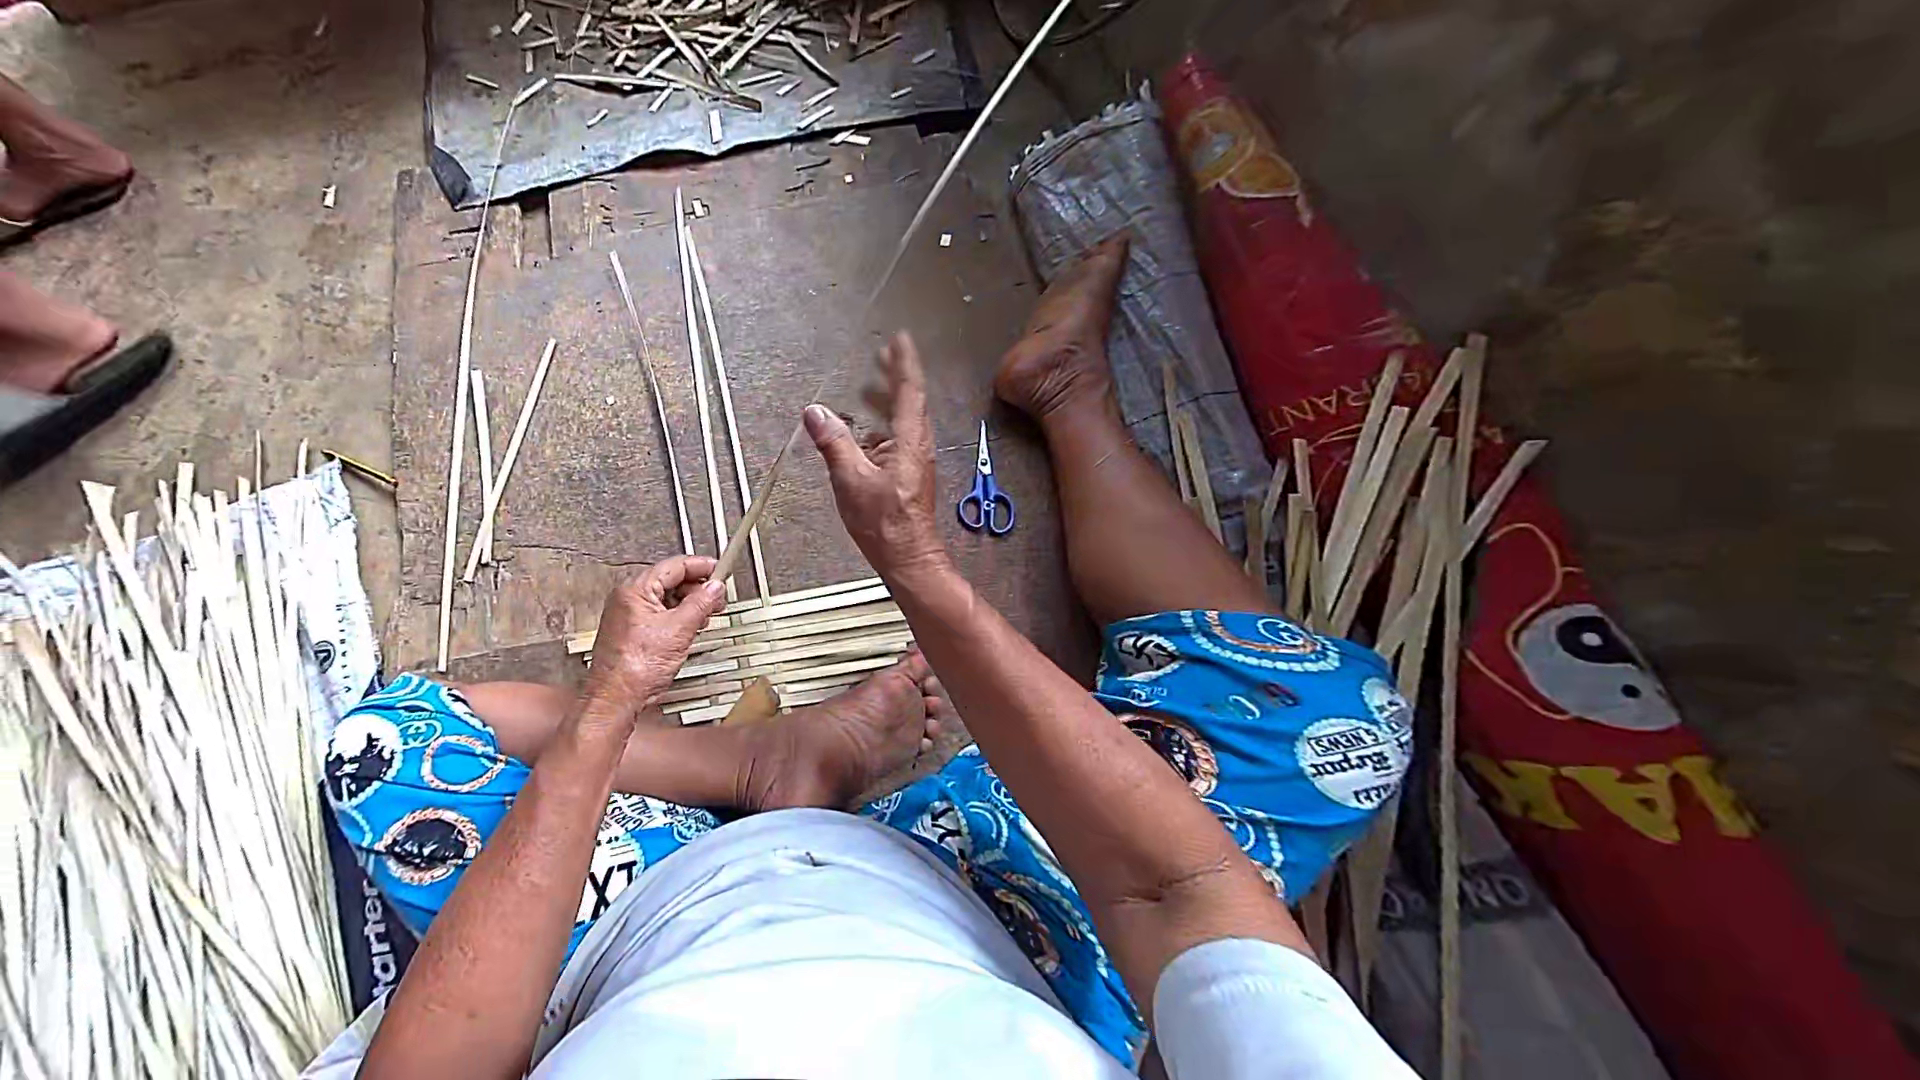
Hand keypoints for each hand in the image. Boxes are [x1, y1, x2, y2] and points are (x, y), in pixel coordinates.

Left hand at [585, 555, 728, 714]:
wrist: (617, 698)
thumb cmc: (634, 668)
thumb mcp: (680, 629)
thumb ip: (701, 603)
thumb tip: (715, 588)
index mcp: (635, 591)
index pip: (675, 566)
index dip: (701, 567)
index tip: (720, 570)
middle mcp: (629, 599)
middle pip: (672, 580)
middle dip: (698, 588)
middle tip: (717, 596)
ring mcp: (630, 615)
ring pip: (668, 598)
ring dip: (691, 604)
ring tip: (706, 615)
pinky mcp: (634, 631)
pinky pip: (662, 614)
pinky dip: (680, 617)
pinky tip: (692, 627)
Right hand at [804, 332, 949, 578]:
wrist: (908, 556)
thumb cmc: (886, 524)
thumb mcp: (851, 480)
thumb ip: (834, 443)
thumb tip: (816, 413)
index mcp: (909, 441)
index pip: (910, 390)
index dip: (904, 363)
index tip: (899, 340)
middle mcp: (917, 446)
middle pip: (909, 401)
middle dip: (895, 376)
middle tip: (882, 356)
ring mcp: (915, 460)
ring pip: (903, 421)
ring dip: (888, 401)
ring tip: (869, 389)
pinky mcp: (909, 474)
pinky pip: (897, 441)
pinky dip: (882, 427)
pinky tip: (865, 434)